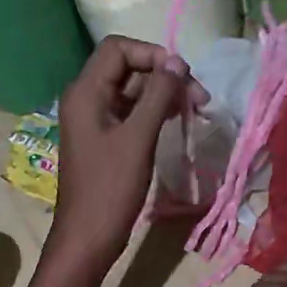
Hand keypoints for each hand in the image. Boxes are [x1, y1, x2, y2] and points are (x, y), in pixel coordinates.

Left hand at [48, 36, 206, 270]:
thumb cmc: (110, 188)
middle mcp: (87, 98)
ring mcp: (96, 119)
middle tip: (200, 99)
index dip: (152, 54)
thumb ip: (157, 96)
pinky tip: (178, 121)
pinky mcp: (106, 138)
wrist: (88, 237)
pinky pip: (132, 112)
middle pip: (128, 68)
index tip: (182, 76)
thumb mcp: (138, 138)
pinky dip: (155, 112)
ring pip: (133, 91)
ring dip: (164, 95)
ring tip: (196, 110)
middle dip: (164, 76)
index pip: (118, 49)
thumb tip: (178, 62)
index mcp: (86, 92)